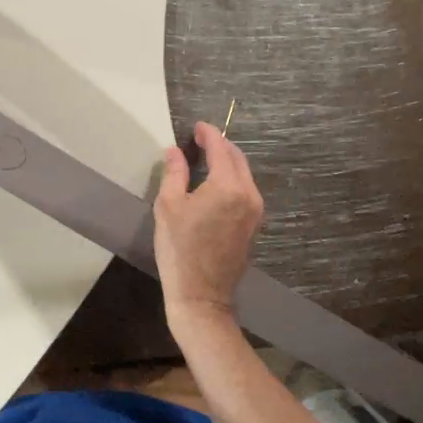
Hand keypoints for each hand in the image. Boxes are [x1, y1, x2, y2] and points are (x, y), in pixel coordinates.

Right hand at [154, 121, 263, 330]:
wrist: (202, 295)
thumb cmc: (179, 248)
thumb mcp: (168, 206)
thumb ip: (174, 173)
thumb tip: (174, 151)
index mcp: (228, 186)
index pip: (220, 148)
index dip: (208, 134)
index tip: (196, 126)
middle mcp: (248, 194)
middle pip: (237, 158)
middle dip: (220, 145)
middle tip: (199, 139)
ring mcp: (254, 211)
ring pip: (244, 174)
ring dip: (227, 162)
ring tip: (205, 158)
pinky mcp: (253, 225)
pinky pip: (245, 190)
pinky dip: (232, 178)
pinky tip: (215, 182)